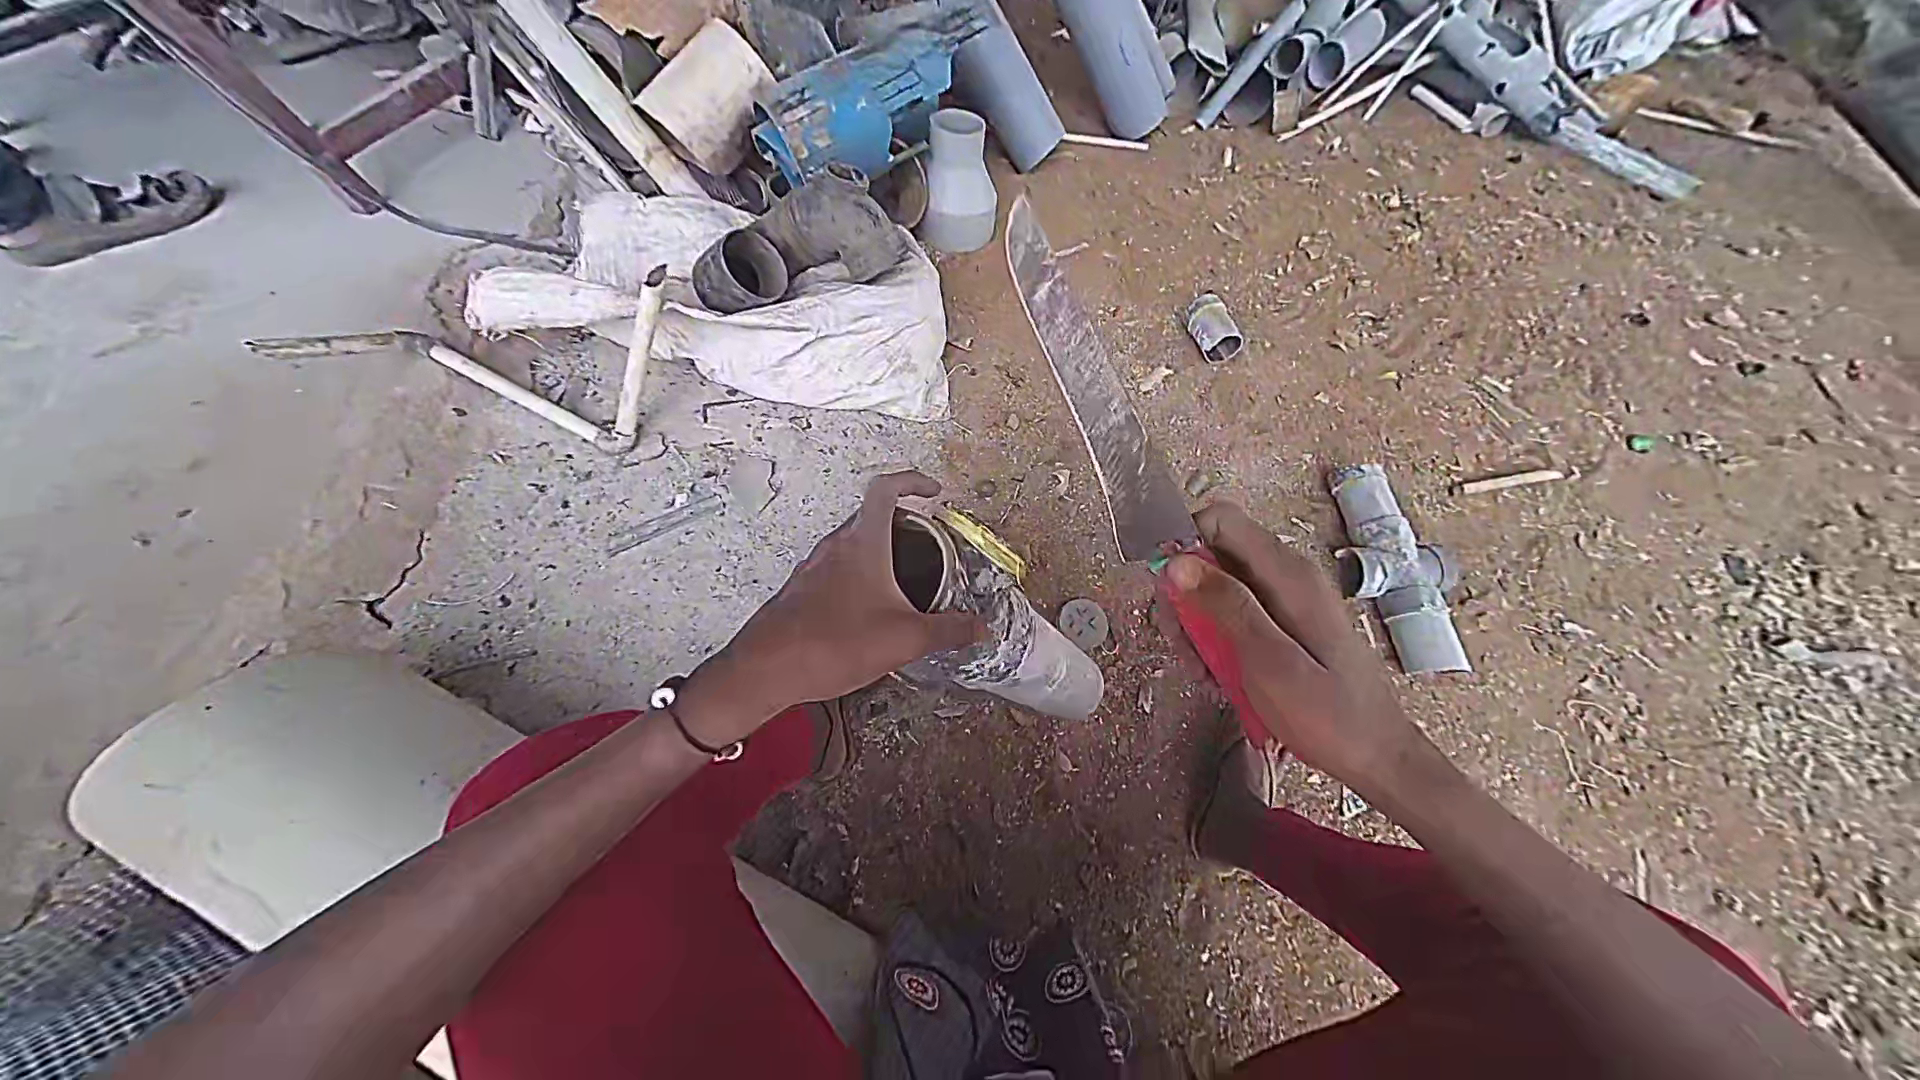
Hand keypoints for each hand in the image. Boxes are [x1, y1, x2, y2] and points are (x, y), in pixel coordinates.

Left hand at [676, 471, 983, 743]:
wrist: (765, 670)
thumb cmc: (834, 644)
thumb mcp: (904, 640)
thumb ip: (947, 631)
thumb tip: (981, 626)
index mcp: (862, 543)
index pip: (886, 488)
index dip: (913, 480)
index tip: (934, 491)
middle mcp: (835, 546)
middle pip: (870, 514)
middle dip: (903, 521)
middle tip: (927, 542)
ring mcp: (813, 566)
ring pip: (852, 542)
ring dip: (880, 548)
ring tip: (904, 578)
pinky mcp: (801, 589)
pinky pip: (837, 567)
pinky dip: (860, 573)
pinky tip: (870, 608)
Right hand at [1159, 502, 1429, 789]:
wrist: (1376, 757)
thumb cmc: (1330, 716)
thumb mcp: (1271, 663)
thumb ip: (1226, 607)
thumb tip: (1175, 562)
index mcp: (1287, 574)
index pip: (1219, 520)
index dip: (1183, 545)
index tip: (1169, 592)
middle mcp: (1281, 575)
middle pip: (1208, 556)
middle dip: (1183, 597)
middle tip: (1184, 645)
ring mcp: (1279, 598)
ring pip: (1210, 588)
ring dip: (1193, 626)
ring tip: (1201, 669)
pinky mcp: (1275, 621)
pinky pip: (1225, 614)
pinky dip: (1210, 641)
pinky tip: (1216, 674)